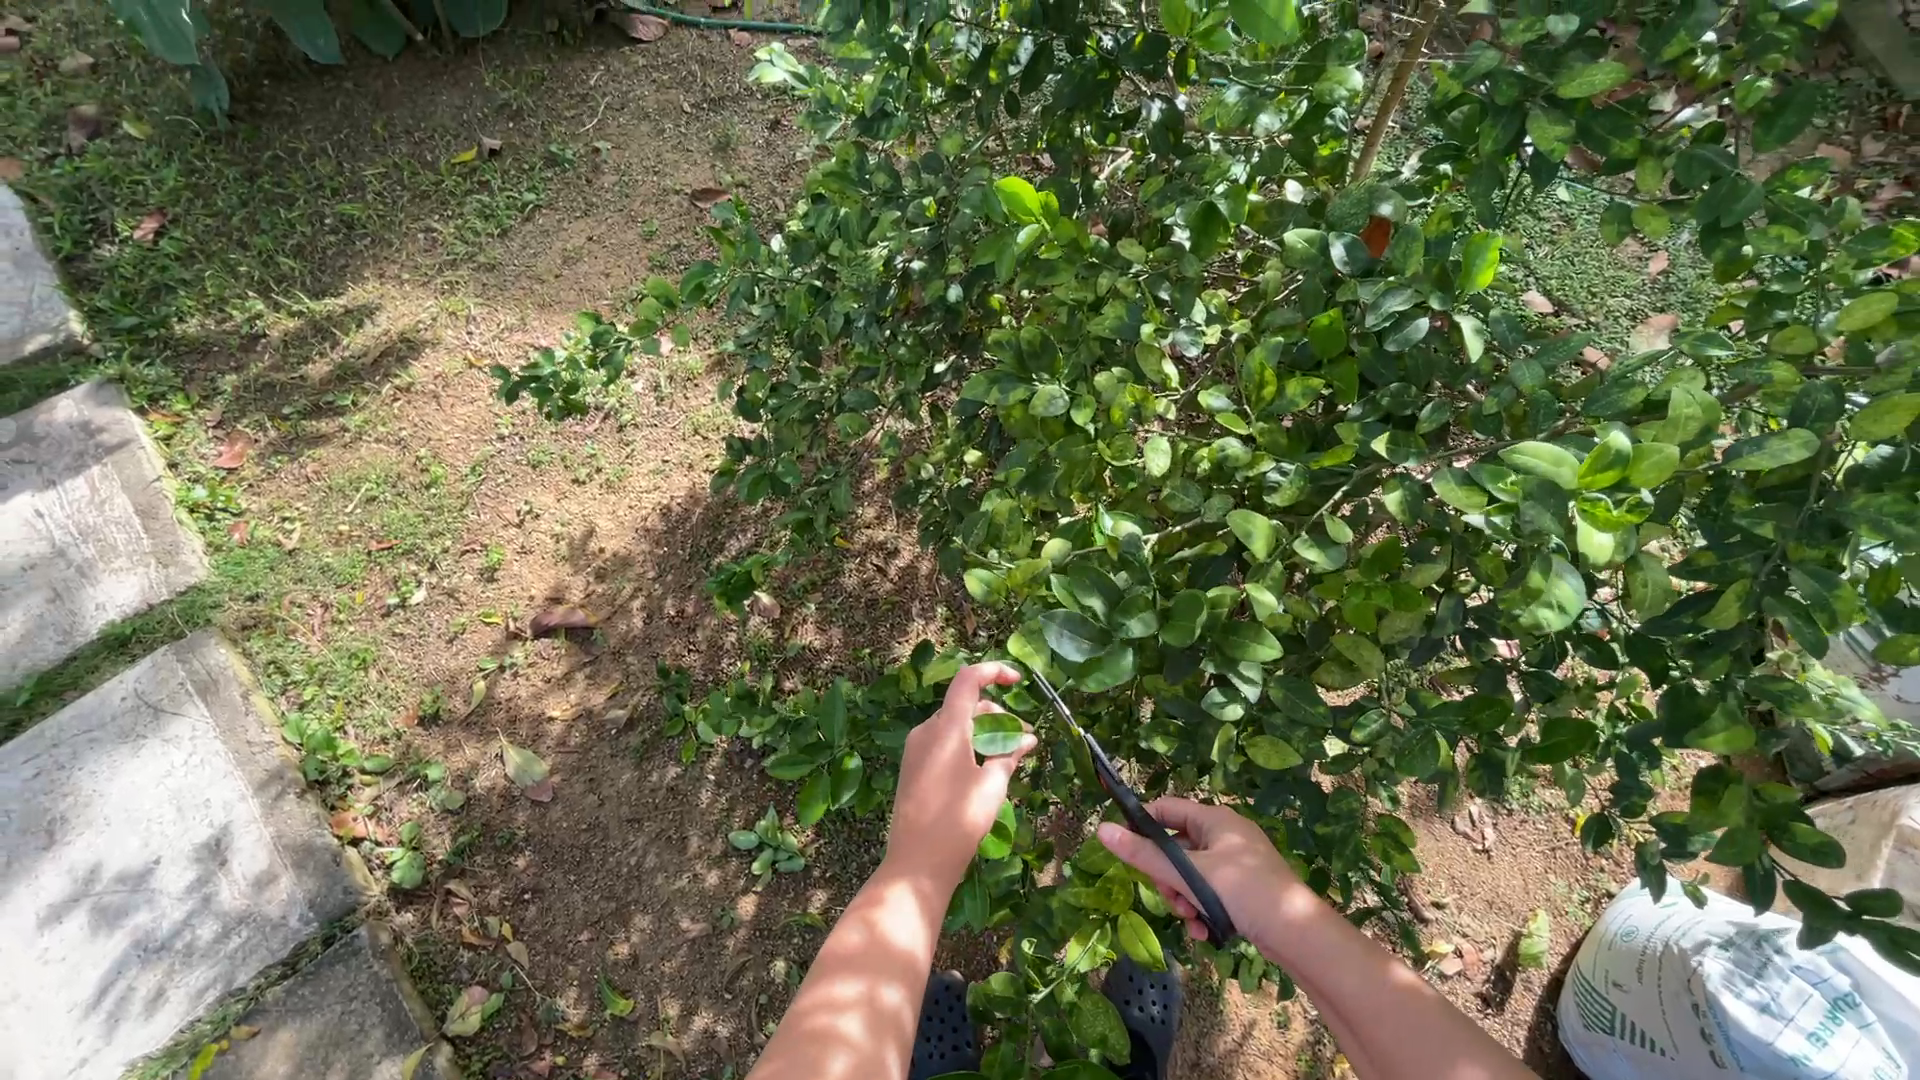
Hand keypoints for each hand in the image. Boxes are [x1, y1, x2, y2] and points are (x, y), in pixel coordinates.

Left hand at [886, 662, 1037, 887]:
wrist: (916, 863)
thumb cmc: (959, 821)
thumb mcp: (992, 785)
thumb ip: (1009, 754)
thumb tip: (1027, 737)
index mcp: (947, 727)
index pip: (968, 679)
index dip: (994, 672)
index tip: (1018, 680)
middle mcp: (927, 731)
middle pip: (966, 705)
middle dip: (998, 715)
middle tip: (1025, 739)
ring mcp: (916, 749)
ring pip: (956, 726)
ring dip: (984, 732)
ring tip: (1010, 756)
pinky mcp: (913, 767)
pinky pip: (944, 743)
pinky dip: (968, 746)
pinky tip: (985, 768)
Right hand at [1097, 797, 1313, 954]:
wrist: (1300, 936)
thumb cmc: (1243, 891)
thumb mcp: (1188, 874)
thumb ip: (1144, 854)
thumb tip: (1101, 829)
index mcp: (1214, 819)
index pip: (1165, 809)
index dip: (1142, 826)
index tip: (1127, 852)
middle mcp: (1225, 834)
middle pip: (1177, 846)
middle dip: (1167, 876)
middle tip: (1168, 896)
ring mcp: (1237, 863)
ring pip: (1191, 874)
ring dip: (1183, 897)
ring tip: (1189, 919)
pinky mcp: (1245, 889)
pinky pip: (1210, 892)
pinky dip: (1201, 909)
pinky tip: (1203, 932)